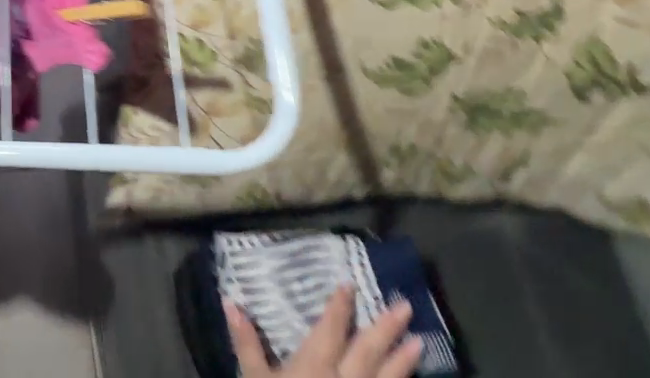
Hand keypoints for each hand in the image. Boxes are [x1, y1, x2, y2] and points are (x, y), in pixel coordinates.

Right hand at [225, 284, 423, 377]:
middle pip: (367, 350)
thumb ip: (246, 342)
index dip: (339, 306)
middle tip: (405, 306)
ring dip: (404, 360)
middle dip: (385, 327)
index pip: (330, 329)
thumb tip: (231, 301)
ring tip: (419, 341)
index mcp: (314, 366)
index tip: (349, 283)